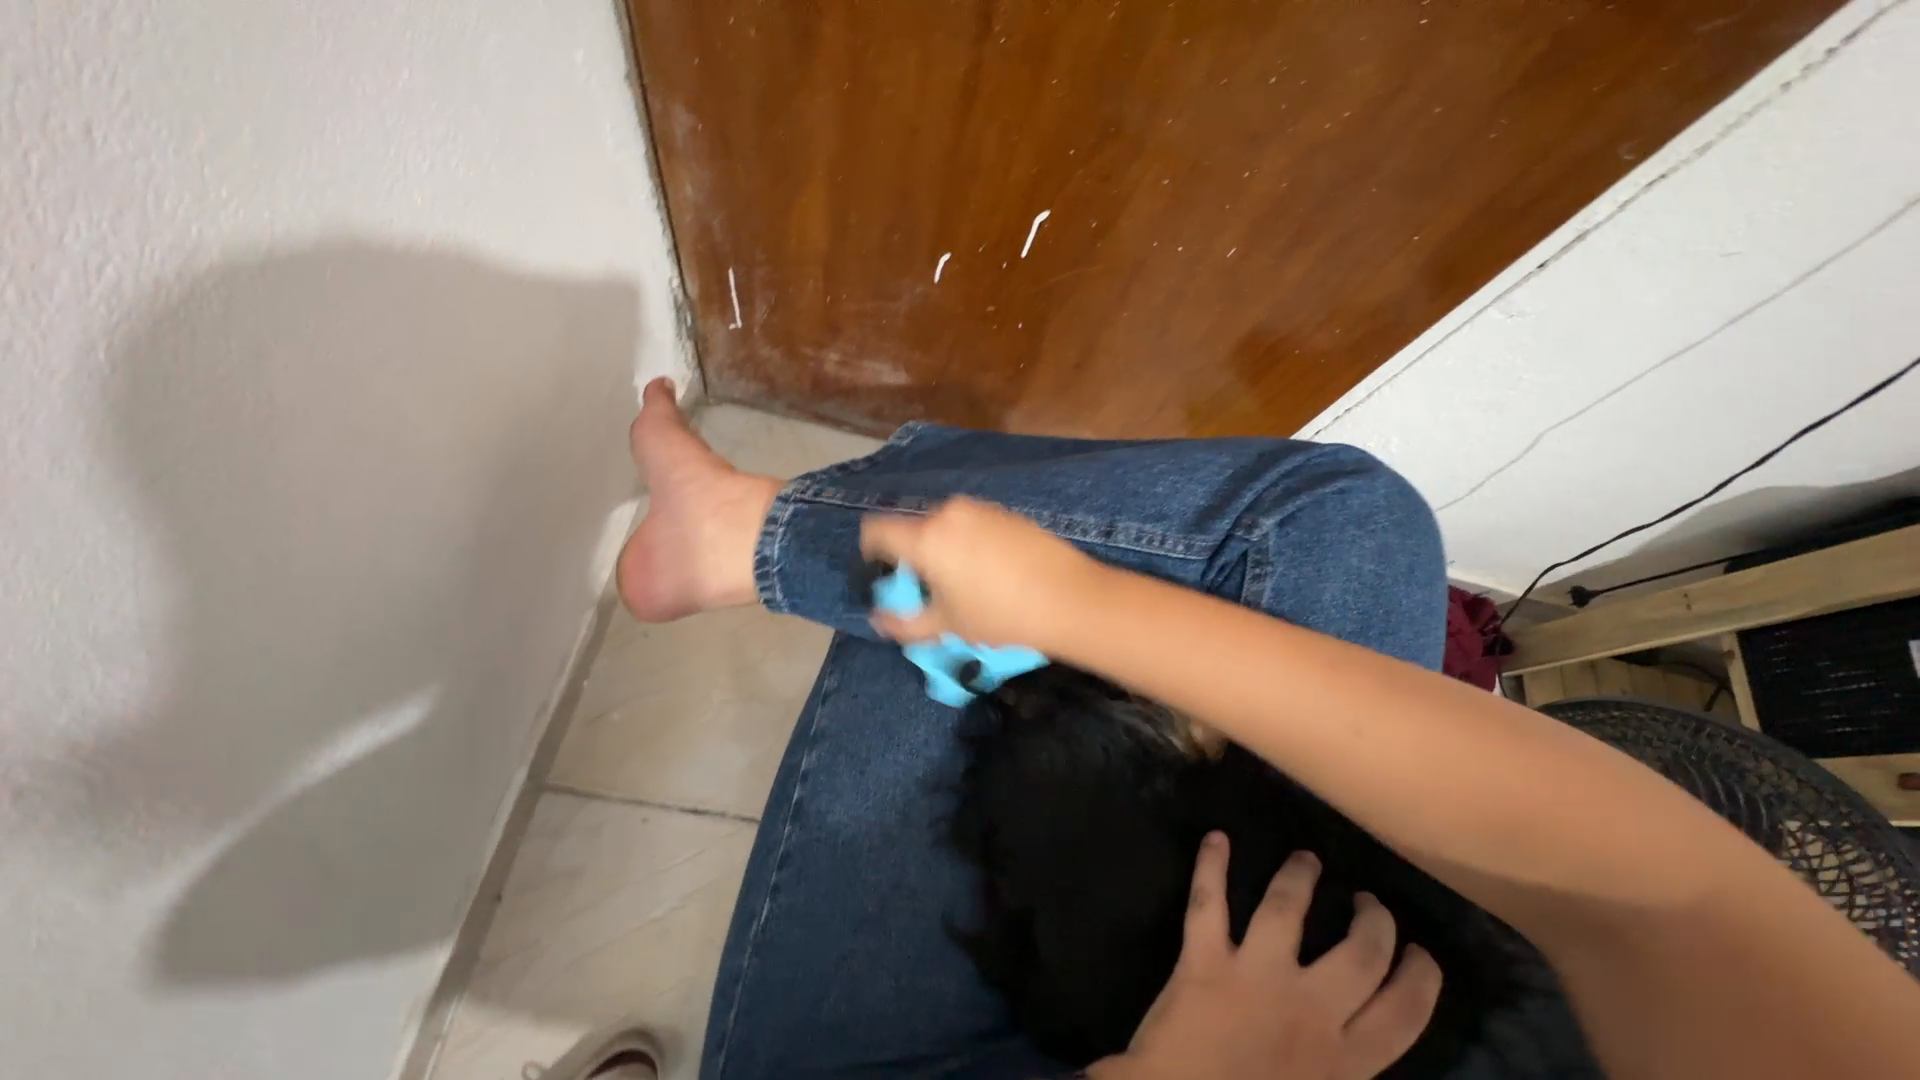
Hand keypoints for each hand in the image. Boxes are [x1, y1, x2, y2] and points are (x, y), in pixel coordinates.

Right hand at [859, 496, 1101, 650]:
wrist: (1071, 599)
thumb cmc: (1001, 615)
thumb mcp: (949, 626)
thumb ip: (905, 623)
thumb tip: (878, 620)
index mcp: (927, 537)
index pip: (877, 529)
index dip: (871, 551)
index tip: (883, 575)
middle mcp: (949, 513)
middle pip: (913, 528)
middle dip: (913, 555)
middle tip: (929, 590)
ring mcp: (982, 509)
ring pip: (945, 526)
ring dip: (943, 549)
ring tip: (965, 584)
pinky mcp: (1007, 513)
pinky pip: (973, 525)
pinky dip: (970, 543)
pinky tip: (993, 573)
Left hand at [1091, 833, 1442, 1079]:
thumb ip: (1342, 1073)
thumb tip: (1356, 1047)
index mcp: (1344, 1062)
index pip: (1403, 1012)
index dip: (1421, 977)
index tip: (1420, 952)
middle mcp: (1309, 1010)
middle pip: (1360, 952)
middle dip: (1374, 920)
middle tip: (1368, 901)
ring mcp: (1255, 977)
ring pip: (1286, 910)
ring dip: (1299, 877)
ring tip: (1306, 859)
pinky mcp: (1203, 961)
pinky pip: (1208, 902)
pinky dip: (1211, 866)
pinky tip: (1217, 838)